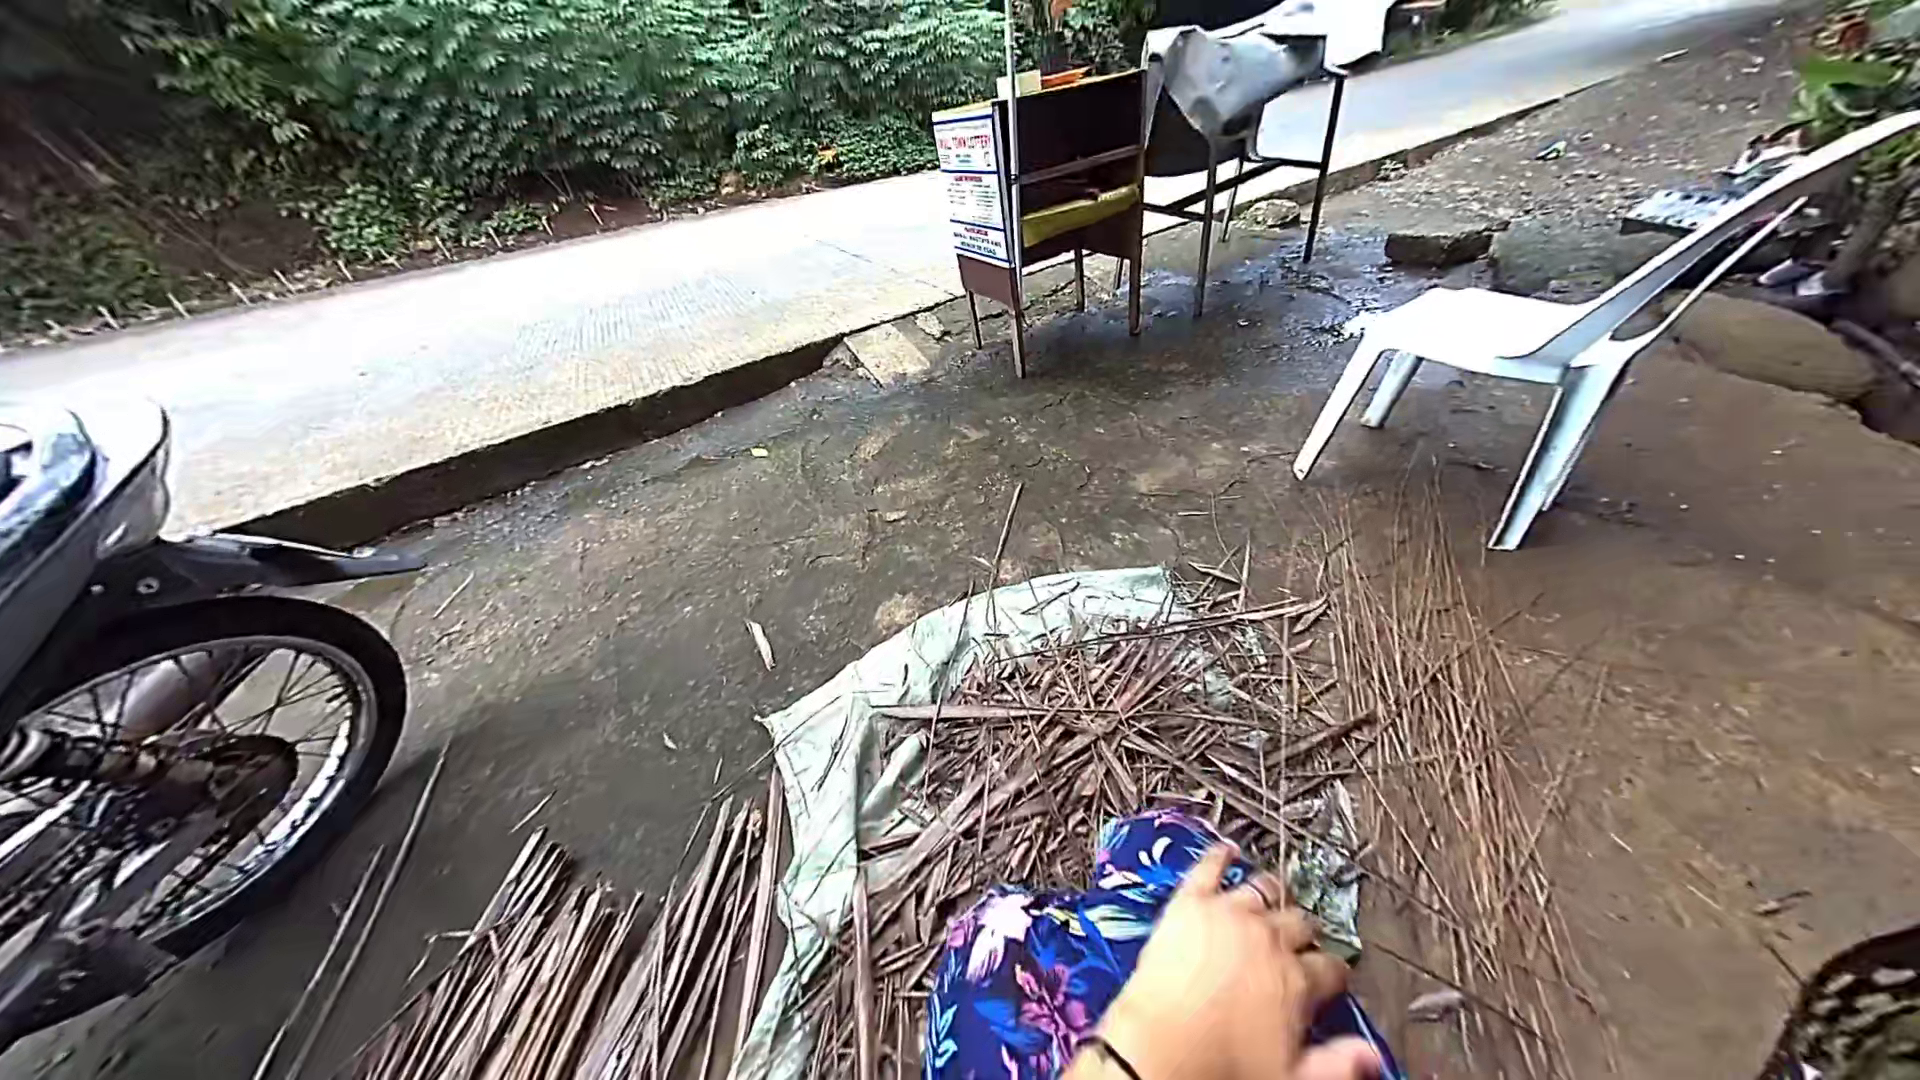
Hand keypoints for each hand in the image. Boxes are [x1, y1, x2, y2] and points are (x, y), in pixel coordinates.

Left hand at [1071, 844, 1380, 1079]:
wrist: (1165, 1044)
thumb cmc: (1224, 1064)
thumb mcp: (1293, 1076)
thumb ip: (1336, 1064)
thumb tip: (1368, 1057)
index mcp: (1295, 979)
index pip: (1330, 967)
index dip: (1333, 970)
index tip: (1331, 971)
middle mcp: (1266, 937)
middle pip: (1297, 921)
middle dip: (1303, 928)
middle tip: (1301, 931)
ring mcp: (1228, 912)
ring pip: (1259, 889)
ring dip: (1270, 890)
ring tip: (1275, 888)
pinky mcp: (1191, 900)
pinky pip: (1209, 867)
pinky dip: (1219, 855)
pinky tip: (1226, 849)